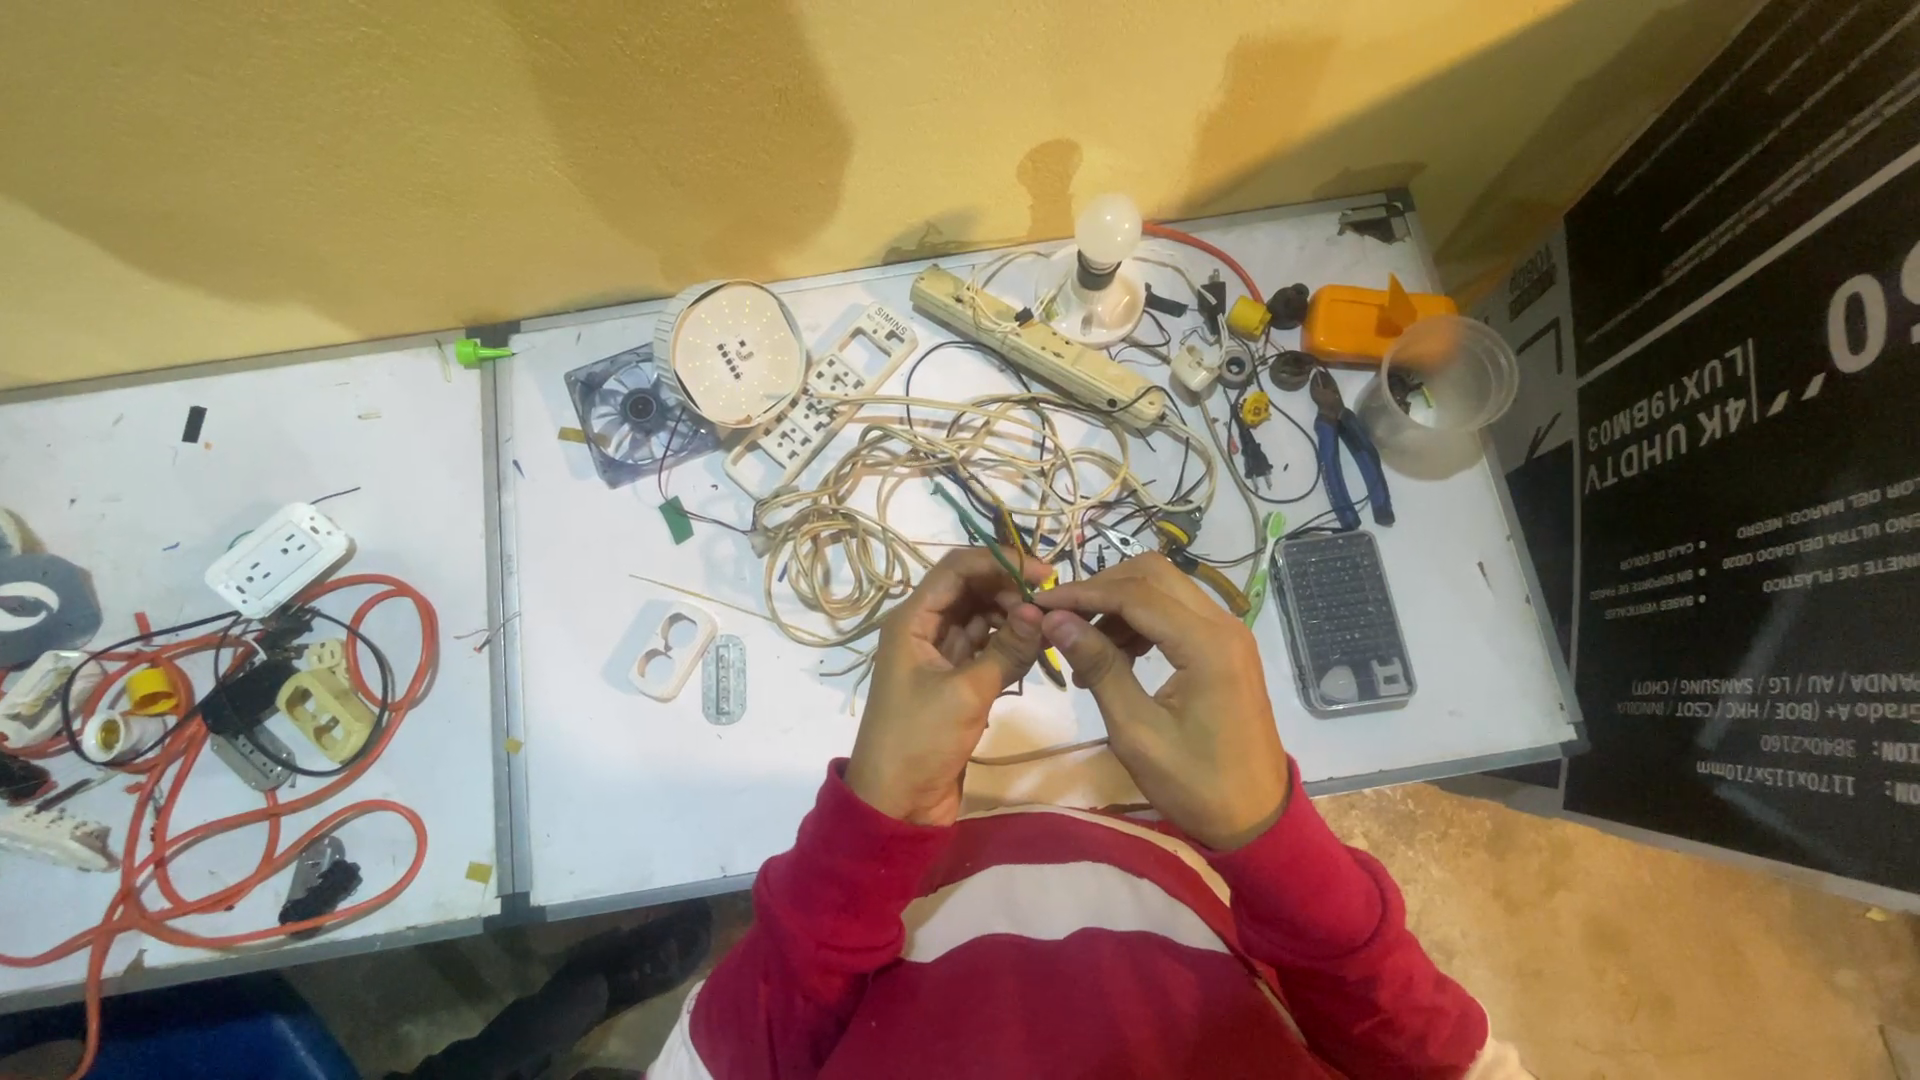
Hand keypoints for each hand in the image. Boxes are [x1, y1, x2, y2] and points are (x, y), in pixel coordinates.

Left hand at [846, 548, 1050, 825]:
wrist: (896, 803)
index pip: (958, 568)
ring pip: (982, 617)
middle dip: (1011, 589)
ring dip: (1013, 616)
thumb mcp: (966, 693)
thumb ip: (1007, 649)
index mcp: (912, 620)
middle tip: (1051, 606)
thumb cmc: (919, 740)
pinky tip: (1037, 647)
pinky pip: (987, 647)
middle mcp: (925, 628)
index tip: (1046, 573)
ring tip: (1048, 627)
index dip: (1001, 562)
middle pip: (971, 588)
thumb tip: (1042, 611)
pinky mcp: (957, 679)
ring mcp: (941, 654)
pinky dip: (1010, 644)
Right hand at [1034, 554, 1288, 849]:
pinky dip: (1140, 620)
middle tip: (1062, 618)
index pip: (1134, 593)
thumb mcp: (1136, 731)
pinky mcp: (1225, 647)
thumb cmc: (1195, 784)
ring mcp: (1228, 633)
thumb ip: (1100, 667)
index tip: (1040, 603)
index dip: (1082, 593)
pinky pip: (1176, 612)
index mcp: (1206, 644)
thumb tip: (1054, 620)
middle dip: (1101, 588)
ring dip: (1119, 604)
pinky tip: (1115, 655)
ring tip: (1083, 647)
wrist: (1256, 819)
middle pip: (1152, 574)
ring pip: (1164, 588)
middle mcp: (1223, 624)